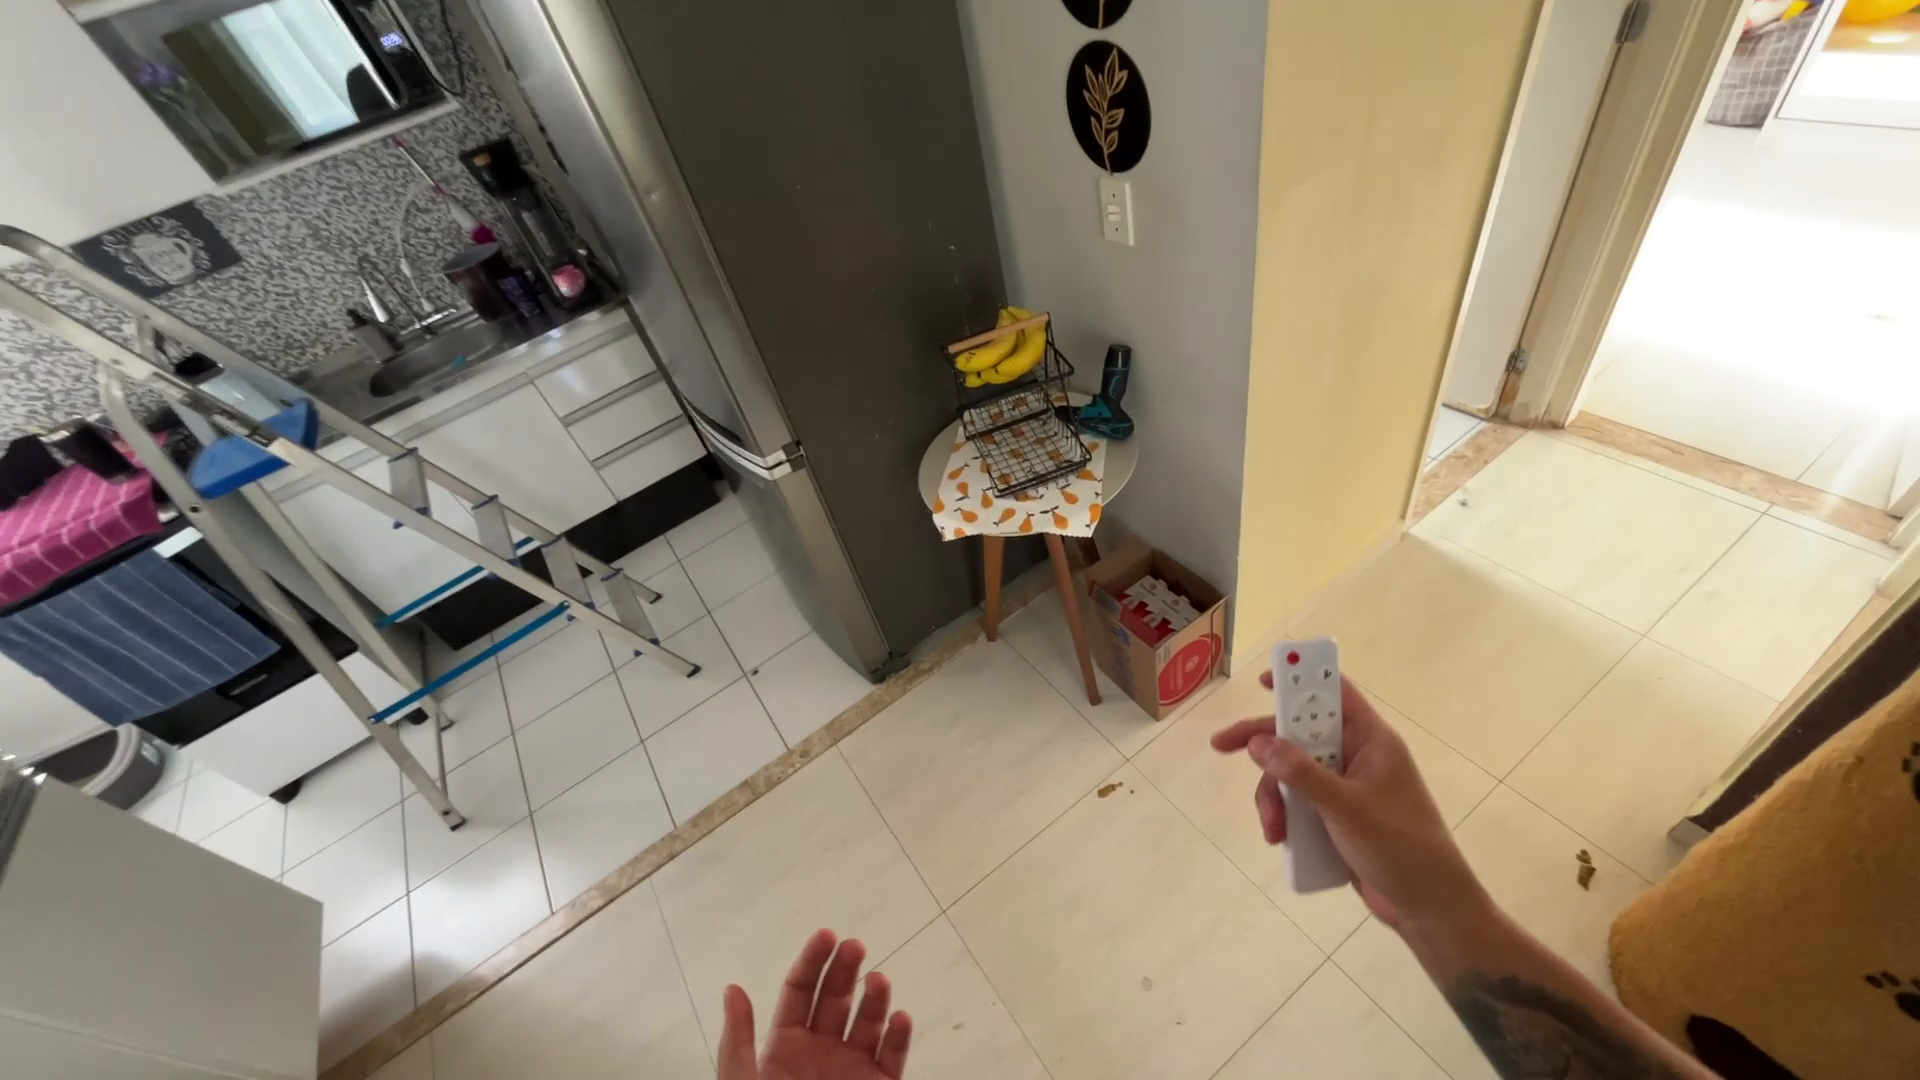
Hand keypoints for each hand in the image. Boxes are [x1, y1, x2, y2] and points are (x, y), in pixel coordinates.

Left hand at [718, 929, 911, 1079]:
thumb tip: (732, 987)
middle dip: (846, 969)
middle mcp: (821, 1053)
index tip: (827, 934)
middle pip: (836, 999)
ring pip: (868, 1023)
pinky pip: (893, 1061)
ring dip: (874, 999)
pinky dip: (898, 1038)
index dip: (812, 961)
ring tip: (878, 982)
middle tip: (856, 946)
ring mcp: (853, 1072)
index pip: (800, 992)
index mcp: (785, 1048)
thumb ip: (738, 1043)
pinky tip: (899, 1019)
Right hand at [1211, 673, 1489, 936]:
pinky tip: (1280, 838)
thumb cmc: (1400, 847)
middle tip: (1222, 745)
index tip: (1261, 681)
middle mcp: (1356, 757)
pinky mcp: (1336, 815)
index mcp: (1371, 741)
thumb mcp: (1346, 806)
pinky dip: (1284, 815)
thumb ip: (1301, 772)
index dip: (1299, 679)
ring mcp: (1345, 787)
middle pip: (1299, 733)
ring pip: (1292, 771)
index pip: (1333, 693)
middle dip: (1262, 744)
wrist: (1429, 909)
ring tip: (1272, 826)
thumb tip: (1258, 742)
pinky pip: (1298, 800)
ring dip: (1273, 795)